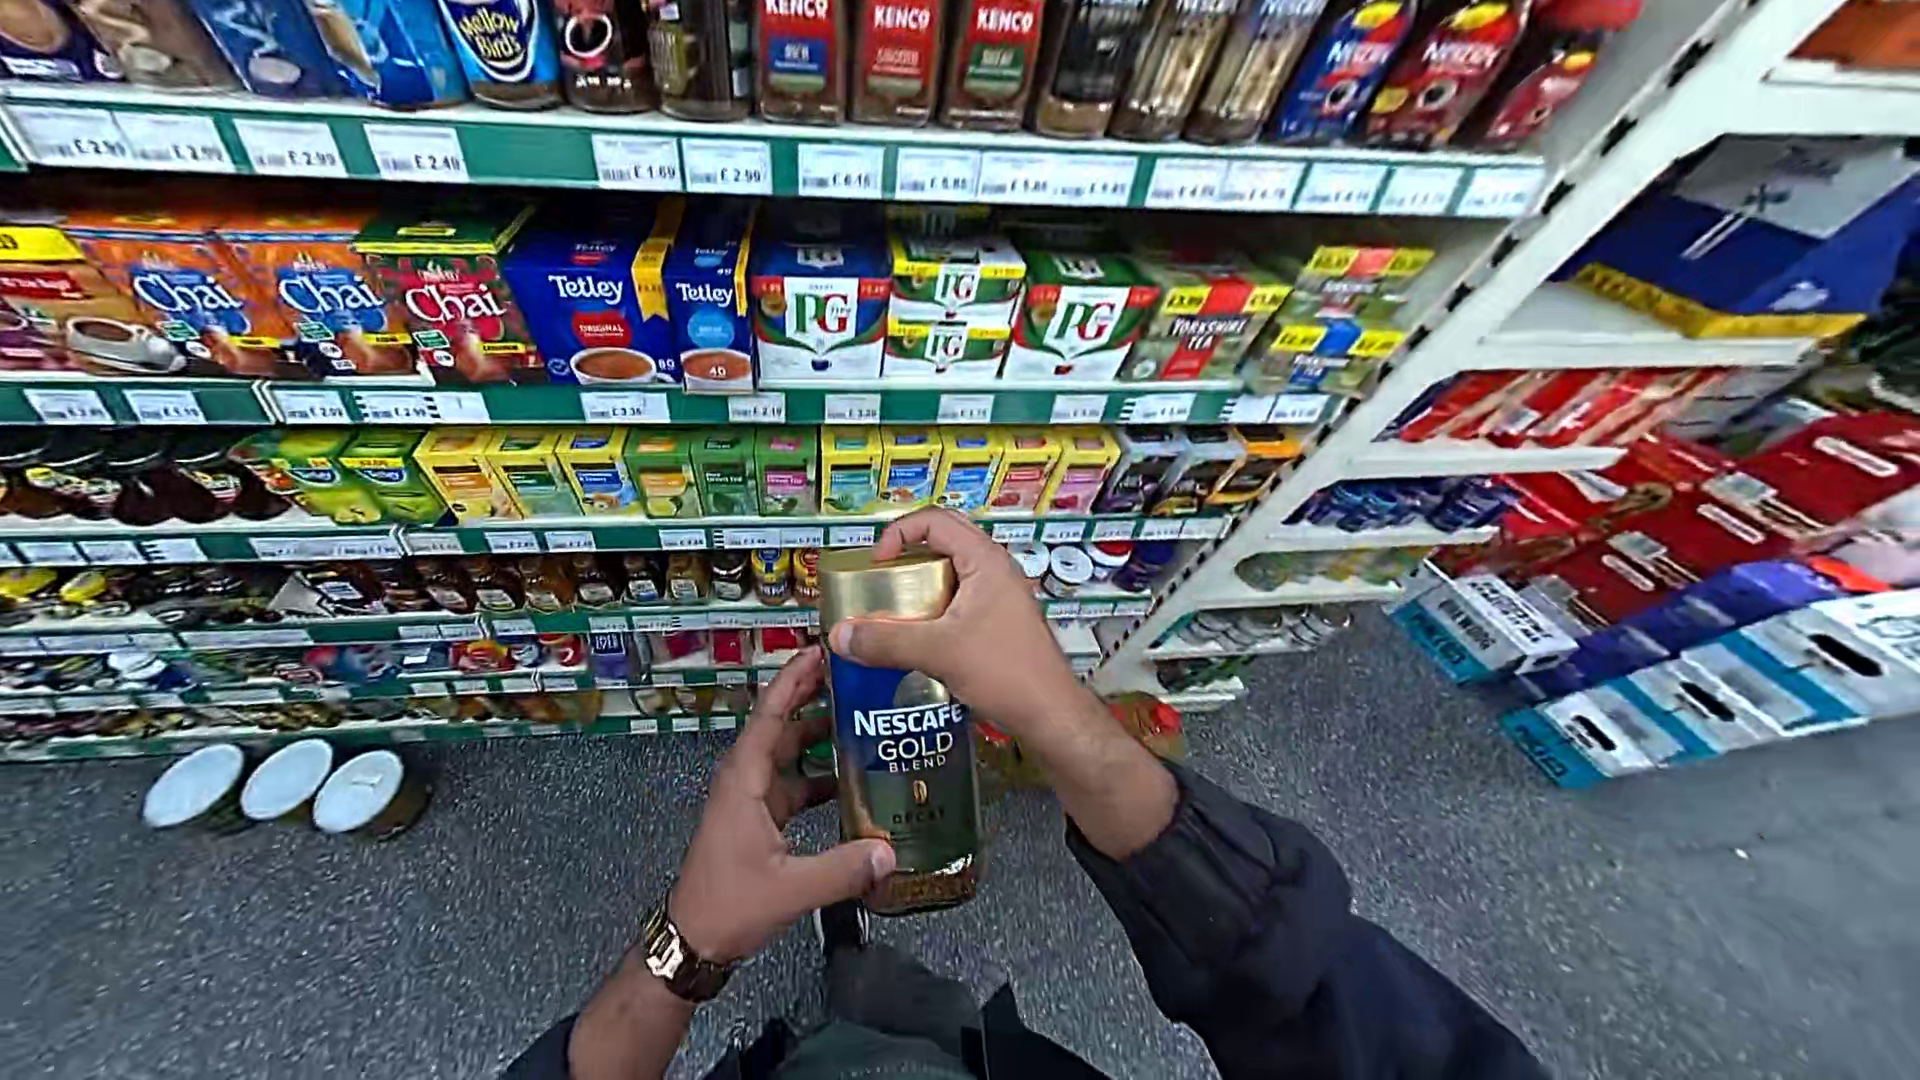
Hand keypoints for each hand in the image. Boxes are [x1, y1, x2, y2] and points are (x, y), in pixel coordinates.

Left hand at [668, 646, 895, 963]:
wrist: (690, 944)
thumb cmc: (728, 906)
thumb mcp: (788, 889)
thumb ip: (842, 870)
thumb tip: (892, 851)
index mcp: (745, 779)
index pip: (771, 714)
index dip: (794, 679)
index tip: (820, 650)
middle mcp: (748, 777)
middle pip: (782, 722)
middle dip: (812, 693)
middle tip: (852, 671)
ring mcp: (754, 795)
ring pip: (789, 749)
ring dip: (819, 730)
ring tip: (860, 713)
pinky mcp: (763, 814)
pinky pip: (795, 777)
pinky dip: (820, 768)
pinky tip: (851, 772)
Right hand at [825, 507, 1086, 739]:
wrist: (1049, 712)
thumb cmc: (1004, 671)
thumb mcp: (939, 652)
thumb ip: (886, 642)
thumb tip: (838, 637)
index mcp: (985, 559)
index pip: (936, 519)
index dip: (899, 532)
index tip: (877, 563)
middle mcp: (995, 567)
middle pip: (944, 539)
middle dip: (908, 553)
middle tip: (883, 578)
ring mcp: (1000, 592)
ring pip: (952, 570)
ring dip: (921, 580)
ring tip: (895, 606)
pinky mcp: (999, 617)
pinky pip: (960, 595)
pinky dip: (935, 604)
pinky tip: (919, 633)